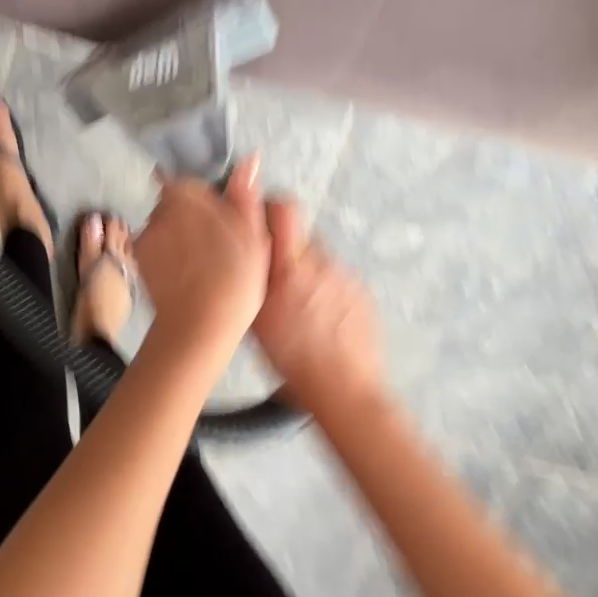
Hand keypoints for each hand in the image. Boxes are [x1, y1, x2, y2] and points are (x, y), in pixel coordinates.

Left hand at [131, 157, 269, 356]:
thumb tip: (249, 159)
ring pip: (162, 225)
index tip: (218, 221)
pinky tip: (180, 274)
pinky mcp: (137, 256)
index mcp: (188, 196)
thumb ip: (244, 195)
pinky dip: (162, 254)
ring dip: (175, 236)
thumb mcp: (253, 235)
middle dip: (188, 217)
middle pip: (174, 204)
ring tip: (197, 263)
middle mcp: (160, 209)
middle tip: (212, 245)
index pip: (188, 183)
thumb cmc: (235, 280)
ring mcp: (145, 233)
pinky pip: (151, 246)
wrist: (200, 324)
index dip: (204, 200)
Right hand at [253, 198, 385, 421]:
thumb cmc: (291, 357)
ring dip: (302, 269)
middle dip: (281, 245)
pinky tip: (316, 316)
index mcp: (291, 267)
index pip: (284, 207)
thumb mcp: (253, 315)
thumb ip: (248, 269)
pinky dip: (323, 287)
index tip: (254, 217)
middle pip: (297, 232)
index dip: (266, 206)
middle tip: (269, 274)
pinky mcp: (362, 290)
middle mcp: (322, 263)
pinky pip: (335, 276)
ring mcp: (346, 275)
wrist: (346, 389)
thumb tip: (236, 237)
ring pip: (315, 256)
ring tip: (294, 303)